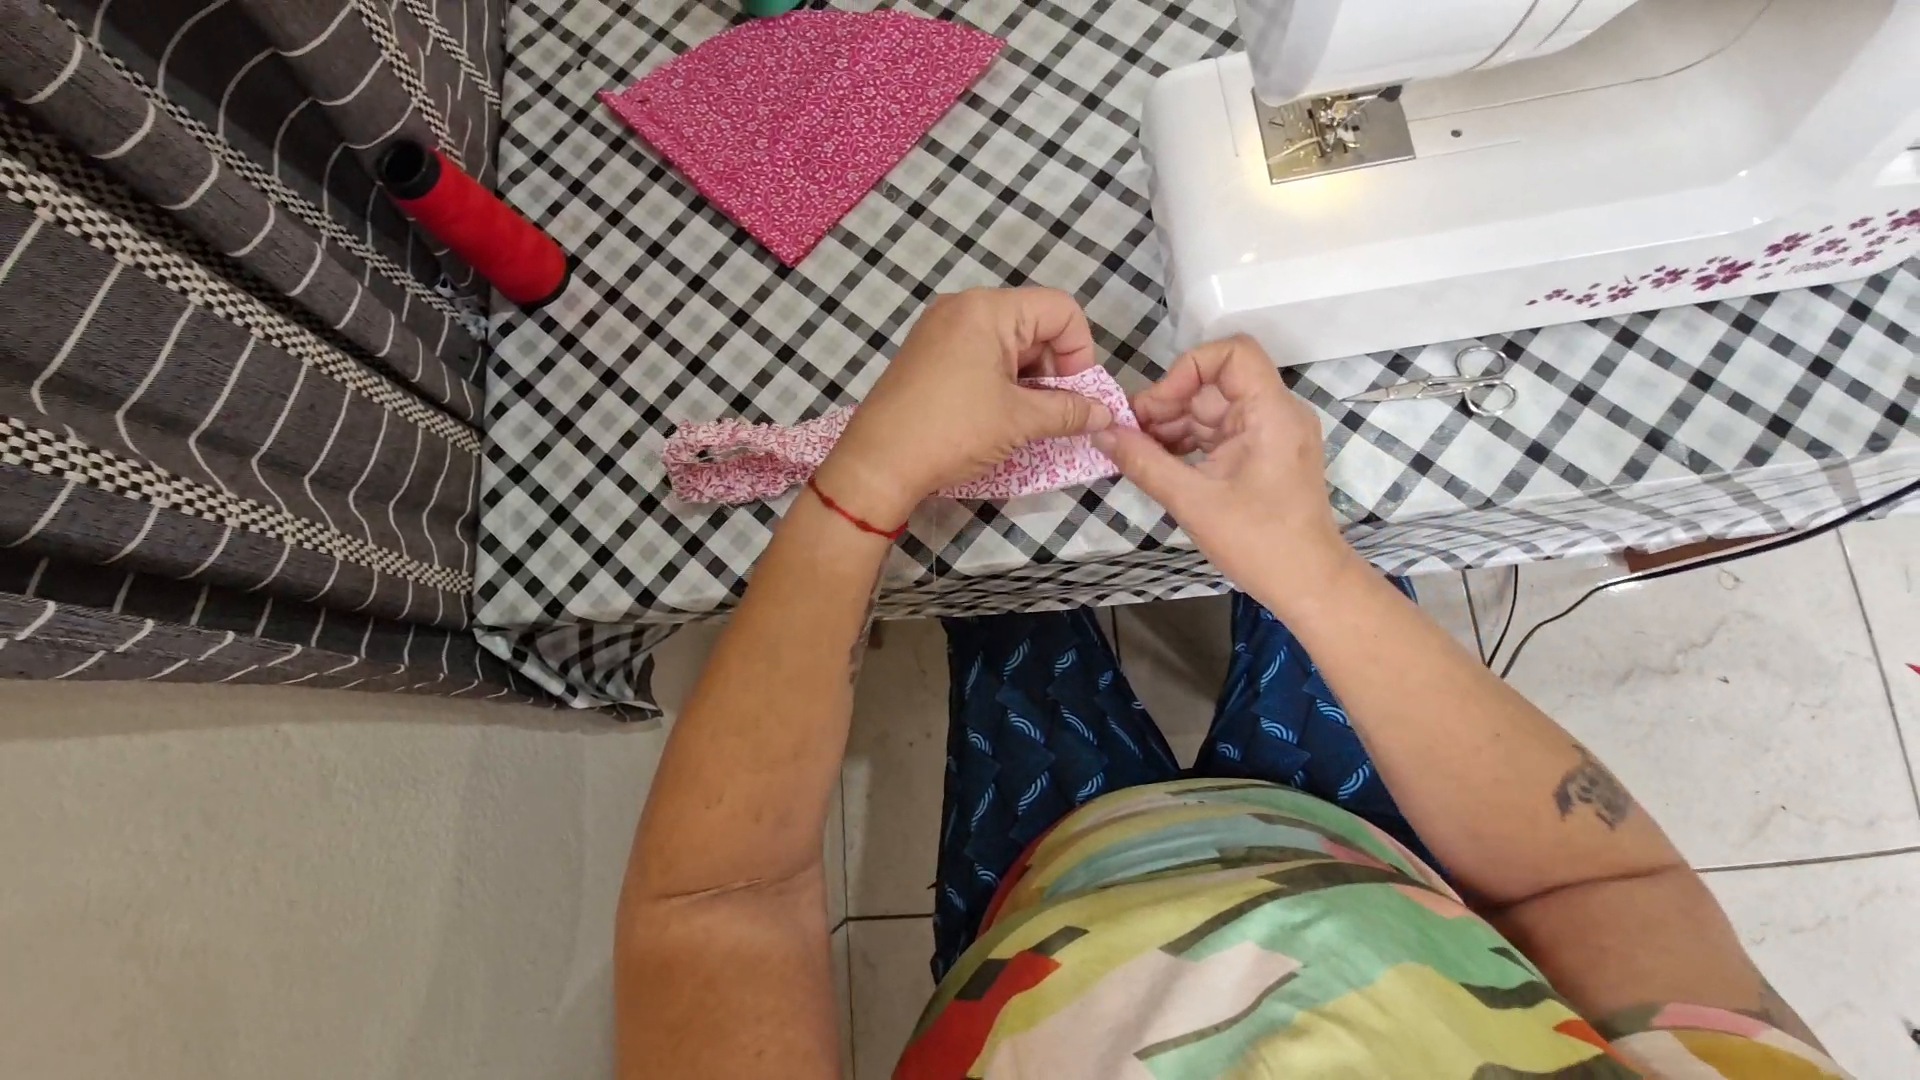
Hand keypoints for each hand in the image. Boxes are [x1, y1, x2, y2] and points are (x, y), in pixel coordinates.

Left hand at [814, 287, 1114, 524]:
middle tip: (1051, 414)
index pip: (1061, 310)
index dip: (1080, 353)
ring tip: (1024, 420)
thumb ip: (1069, 411)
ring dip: (1028, 380)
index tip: (1075, 396)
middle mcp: (963, 308)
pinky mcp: (928, 355)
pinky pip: (980, 356)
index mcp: (988, 309)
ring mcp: (940, 330)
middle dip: (1054, 369)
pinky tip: (996, 416)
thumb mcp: (1019, 421)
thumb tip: (1104, 413)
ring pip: (1009, 344)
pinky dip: (1000, 382)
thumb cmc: (952, 432)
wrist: (878, 463)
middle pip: (1035, 324)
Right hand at [1091, 335, 1356, 590]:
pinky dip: (1187, 442)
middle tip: (1130, 435)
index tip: (1157, 406)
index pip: (1232, 353)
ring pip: (1211, 409)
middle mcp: (1275, 413)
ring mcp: (1269, 434)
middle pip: (1214, 384)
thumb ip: (1143, 462)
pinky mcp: (1261, 454)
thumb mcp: (1191, 500)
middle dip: (1168, 404)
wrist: (1306, 582)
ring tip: (1138, 452)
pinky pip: (1218, 433)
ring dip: (1172, 425)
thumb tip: (1102, 434)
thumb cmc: (1257, 542)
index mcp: (1271, 413)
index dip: (1187, 369)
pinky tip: (1158, 461)